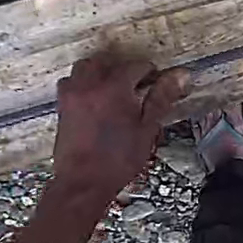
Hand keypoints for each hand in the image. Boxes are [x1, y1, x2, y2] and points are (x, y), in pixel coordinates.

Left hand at [49, 55, 188, 208]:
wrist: (84, 181)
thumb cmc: (119, 158)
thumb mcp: (147, 128)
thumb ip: (161, 98)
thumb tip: (180, 76)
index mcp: (114, 87)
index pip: (136, 66)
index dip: (150, 72)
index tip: (156, 81)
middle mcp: (90, 85)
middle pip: (105, 61)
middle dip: (122, 67)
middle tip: (136, 83)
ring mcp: (72, 95)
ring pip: (84, 68)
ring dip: (100, 71)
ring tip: (114, 88)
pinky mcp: (62, 107)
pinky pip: (71, 83)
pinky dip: (83, 83)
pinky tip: (95, 99)